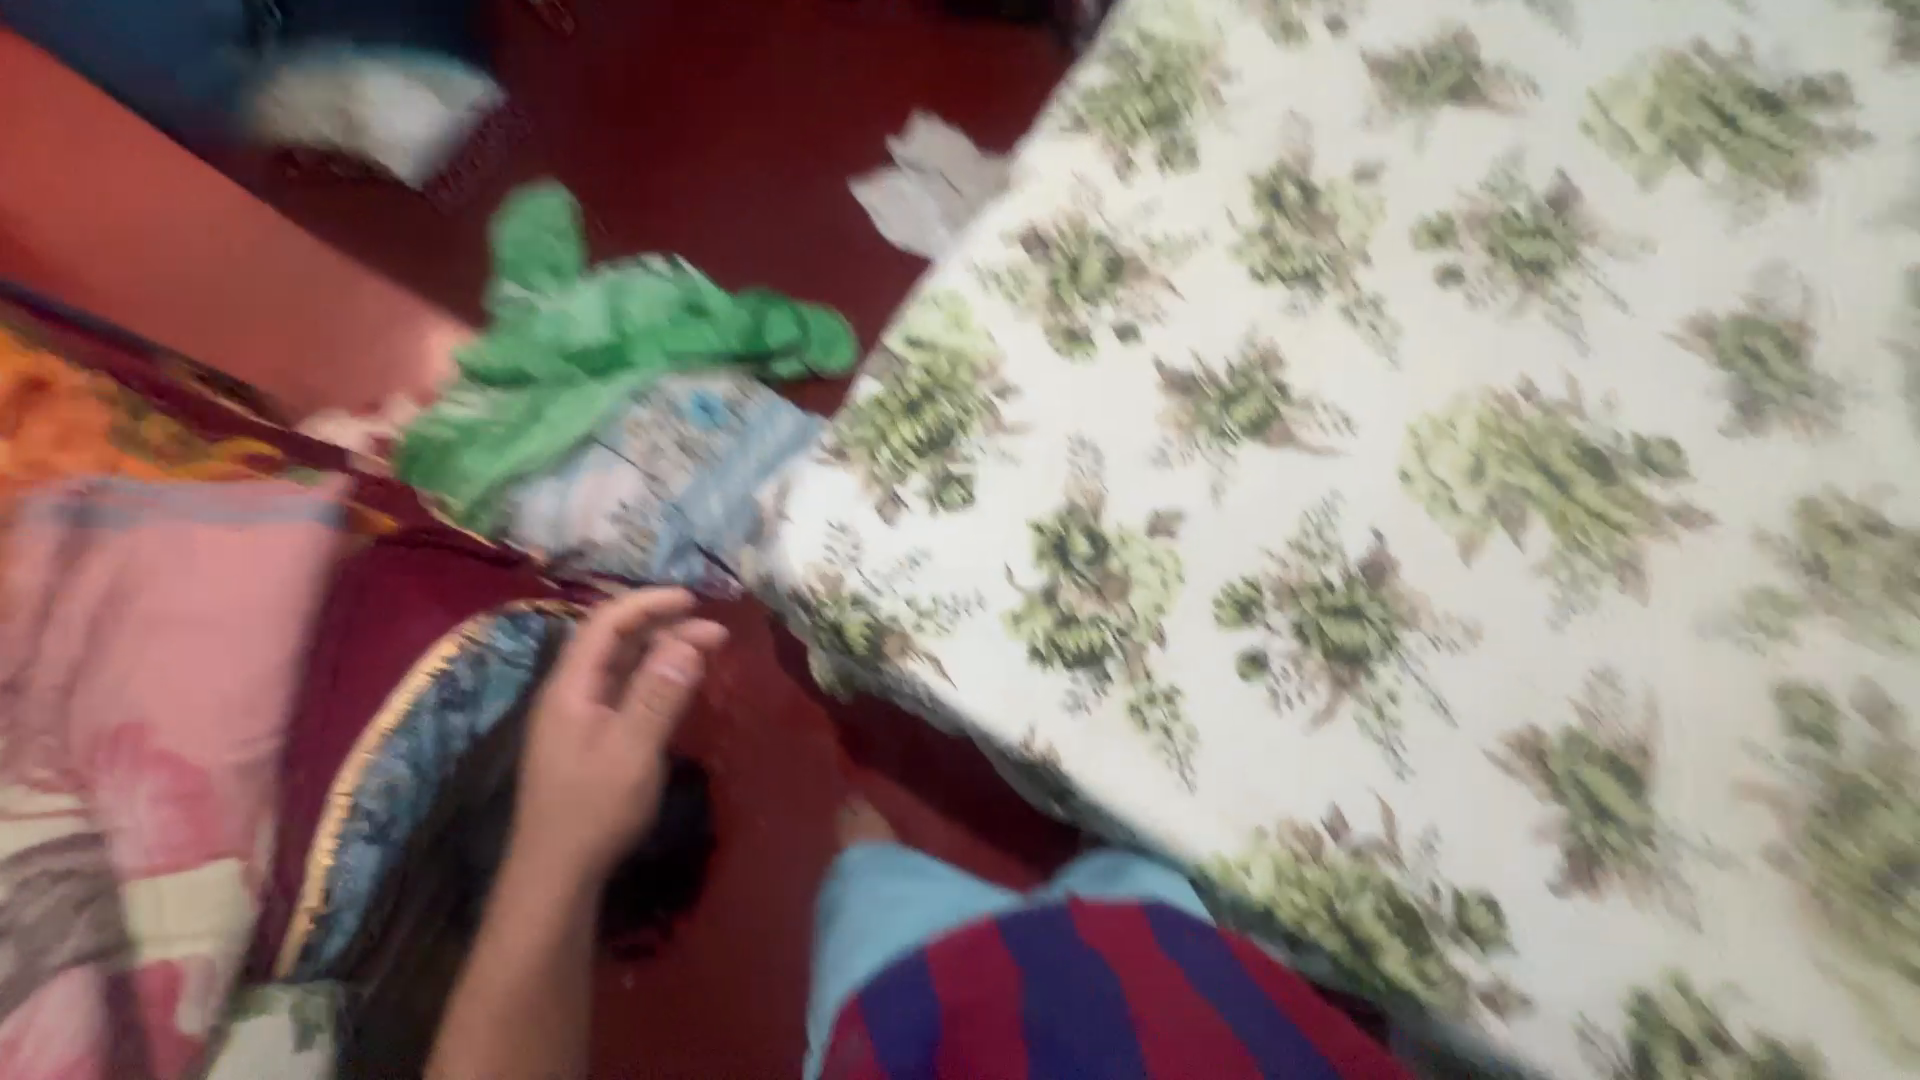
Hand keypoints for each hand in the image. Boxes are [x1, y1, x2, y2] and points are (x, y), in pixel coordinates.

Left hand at [509, 588, 728, 885]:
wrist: (556, 877)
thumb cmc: (592, 813)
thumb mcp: (631, 752)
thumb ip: (658, 695)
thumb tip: (688, 642)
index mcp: (570, 688)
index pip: (605, 623)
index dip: (648, 603)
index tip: (694, 601)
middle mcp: (571, 693)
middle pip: (614, 641)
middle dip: (664, 625)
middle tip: (716, 632)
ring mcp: (580, 716)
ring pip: (622, 666)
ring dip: (663, 650)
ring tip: (707, 649)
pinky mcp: (593, 738)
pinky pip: (626, 690)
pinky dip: (657, 676)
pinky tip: (681, 682)